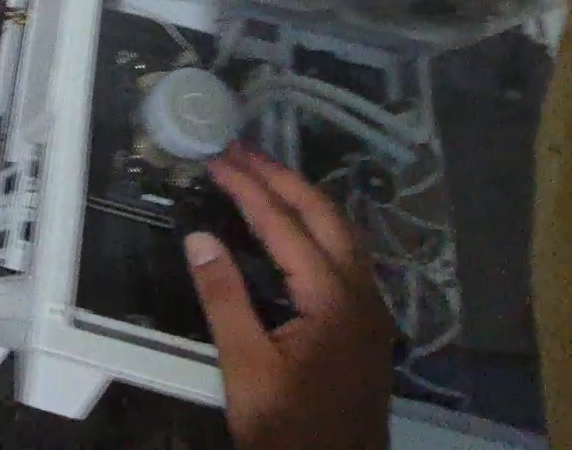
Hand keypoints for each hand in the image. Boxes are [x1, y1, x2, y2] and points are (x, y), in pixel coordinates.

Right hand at [187, 144, 395, 449]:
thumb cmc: (289, 430)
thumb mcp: (245, 368)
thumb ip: (224, 298)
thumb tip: (199, 236)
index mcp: (331, 302)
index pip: (284, 225)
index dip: (248, 188)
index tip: (216, 160)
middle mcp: (361, 296)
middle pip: (325, 216)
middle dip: (281, 177)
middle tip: (239, 149)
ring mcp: (372, 311)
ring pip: (343, 232)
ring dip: (301, 196)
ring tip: (261, 172)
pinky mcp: (367, 325)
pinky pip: (345, 253)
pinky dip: (314, 222)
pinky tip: (292, 223)